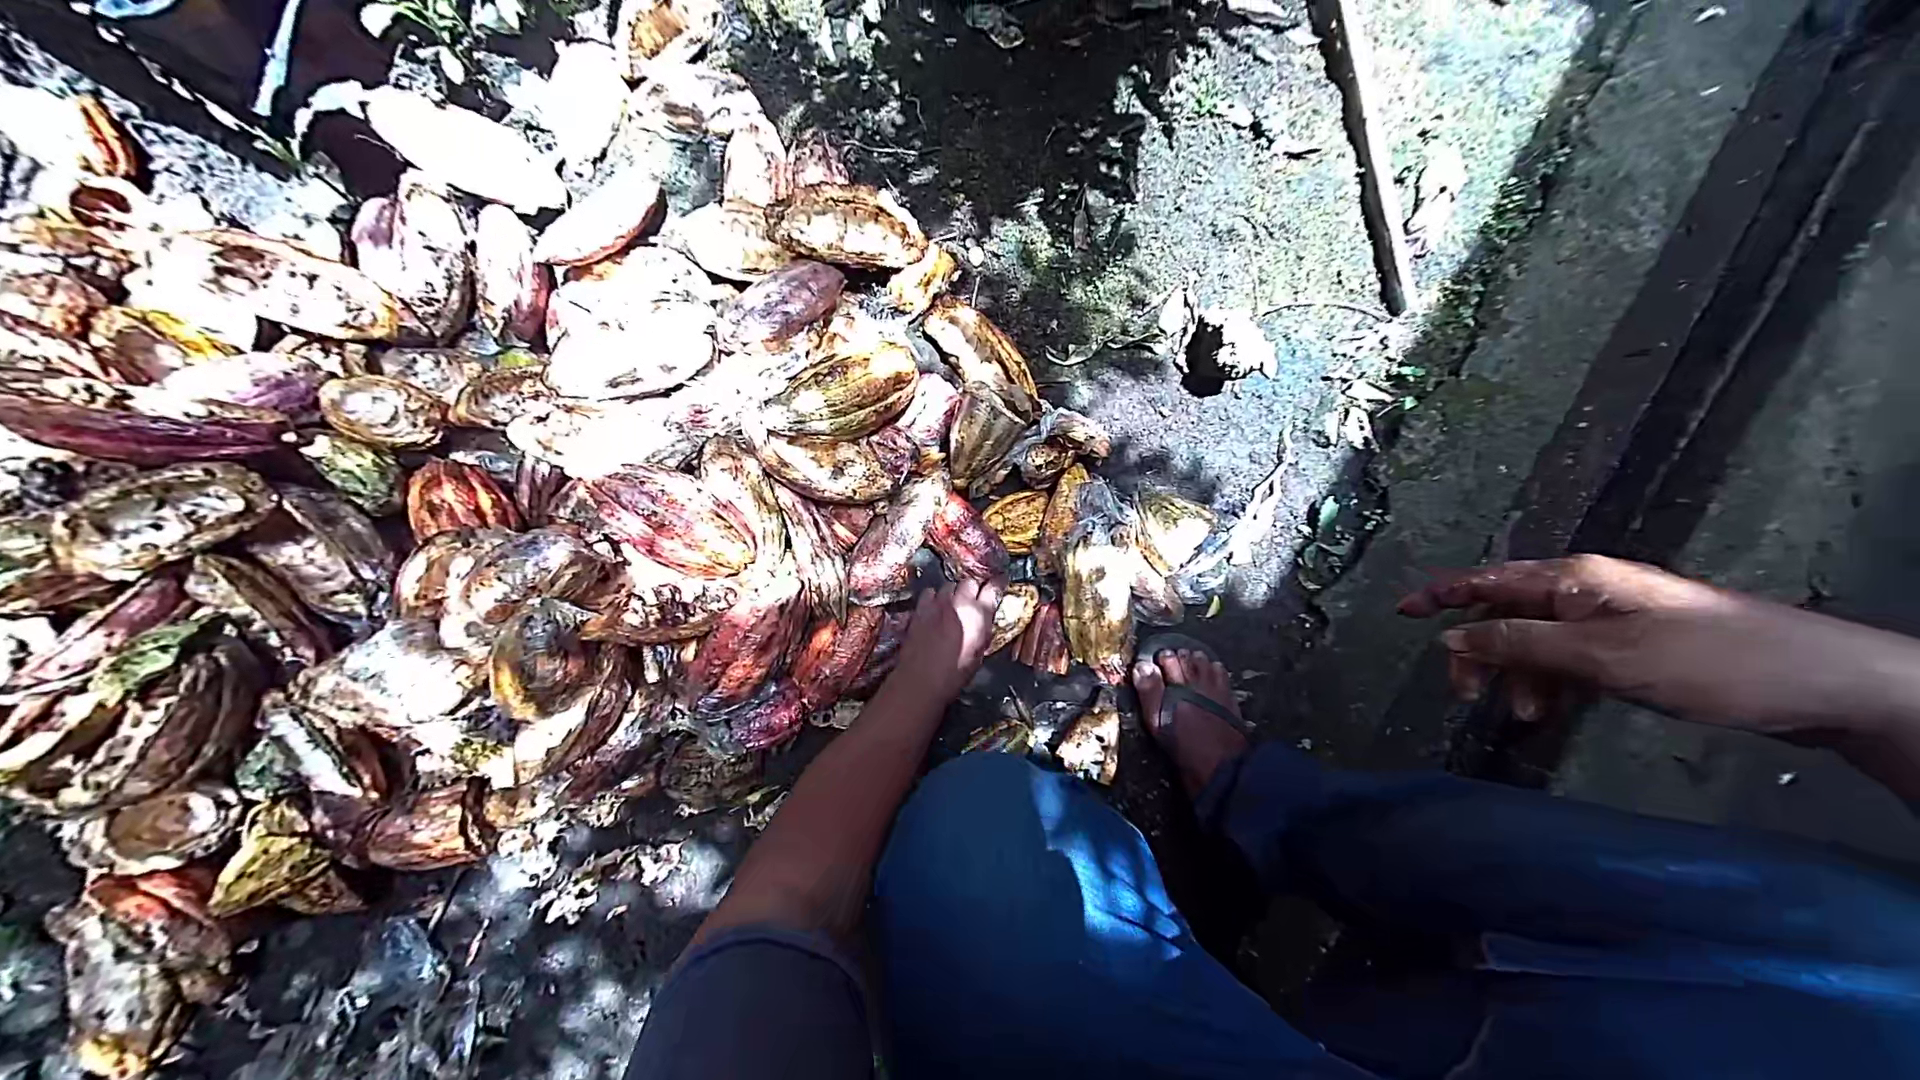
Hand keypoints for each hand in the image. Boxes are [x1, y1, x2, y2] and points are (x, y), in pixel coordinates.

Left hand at [892, 577, 1005, 700]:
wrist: (922, 679)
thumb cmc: (954, 674)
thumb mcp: (979, 653)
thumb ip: (982, 630)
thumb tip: (983, 621)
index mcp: (979, 615)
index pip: (993, 588)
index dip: (996, 585)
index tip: (996, 584)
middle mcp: (960, 603)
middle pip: (970, 582)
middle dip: (972, 589)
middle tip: (971, 600)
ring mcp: (938, 603)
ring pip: (949, 585)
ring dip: (953, 593)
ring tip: (952, 605)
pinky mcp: (920, 608)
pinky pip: (929, 592)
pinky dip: (933, 597)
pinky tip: (933, 607)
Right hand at [1397, 554, 1919, 740]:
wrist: (1828, 684)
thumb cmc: (1707, 659)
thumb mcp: (1599, 655)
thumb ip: (1516, 644)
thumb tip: (1450, 639)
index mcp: (1572, 580)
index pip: (1485, 580)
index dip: (1440, 594)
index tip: (1402, 612)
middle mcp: (1583, 592)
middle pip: (1505, 615)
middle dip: (1480, 652)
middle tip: (1465, 694)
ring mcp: (1607, 619)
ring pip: (1534, 642)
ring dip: (1519, 676)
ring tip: (1527, 714)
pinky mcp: (1629, 646)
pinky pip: (1567, 658)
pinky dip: (1552, 682)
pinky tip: (1554, 709)